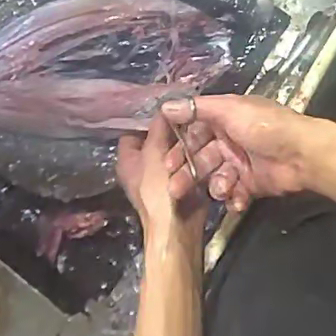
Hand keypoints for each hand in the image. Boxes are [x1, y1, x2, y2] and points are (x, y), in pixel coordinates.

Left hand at [119, 114, 206, 256]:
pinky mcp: (181, 184)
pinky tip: (208, 146)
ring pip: (176, 150)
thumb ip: (158, 126)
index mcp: (127, 158)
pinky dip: (195, 156)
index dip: (149, 117)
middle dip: (173, 129)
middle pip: (158, 138)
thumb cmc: (156, 190)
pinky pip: (188, 163)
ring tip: (201, 130)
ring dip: (187, 144)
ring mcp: (161, 176)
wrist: (175, 230)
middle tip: (189, 115)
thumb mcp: (154, 152)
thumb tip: (164, 106)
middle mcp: (142, 165)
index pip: (134, 128)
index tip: (168, 105)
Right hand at [159, 95, 328, 212]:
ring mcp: (240, 163)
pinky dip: (233, 198)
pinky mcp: (251, 184)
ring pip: (215, 177)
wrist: (302, 153)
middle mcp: (228, 140)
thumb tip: (165, 105)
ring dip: (214, 185)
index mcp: (223, 119)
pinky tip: (235, 199)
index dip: (180, 146)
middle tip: (174, 188)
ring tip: (221, 189)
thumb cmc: (263, 126)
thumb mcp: (229, 110)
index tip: (165, 161)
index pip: (194, 132)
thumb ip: (197, 109)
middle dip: (188, 172)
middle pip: (201, 157)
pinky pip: (234, 193)